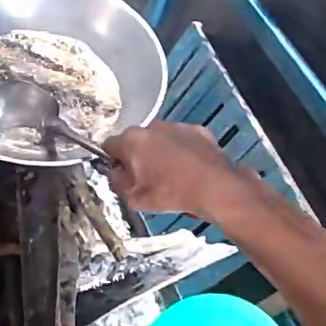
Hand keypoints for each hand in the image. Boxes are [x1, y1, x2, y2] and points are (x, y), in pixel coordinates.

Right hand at [104, 122, 263, 222]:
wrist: (216, 188)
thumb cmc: (171, 193)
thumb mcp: (134, 199)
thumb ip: (118, 182)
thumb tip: (116, 173)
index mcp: (131, 140)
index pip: (109, 146)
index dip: (113, 162)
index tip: (123, 176)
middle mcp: (151, 126)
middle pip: (135, 141)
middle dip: (137, 157)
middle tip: (147, 180)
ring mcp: (176, 126)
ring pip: (159, 139)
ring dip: (160, 153)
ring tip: (172, 177)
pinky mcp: (198, 130)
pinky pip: (181, 140)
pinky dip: (182, 151)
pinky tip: (189, 170)